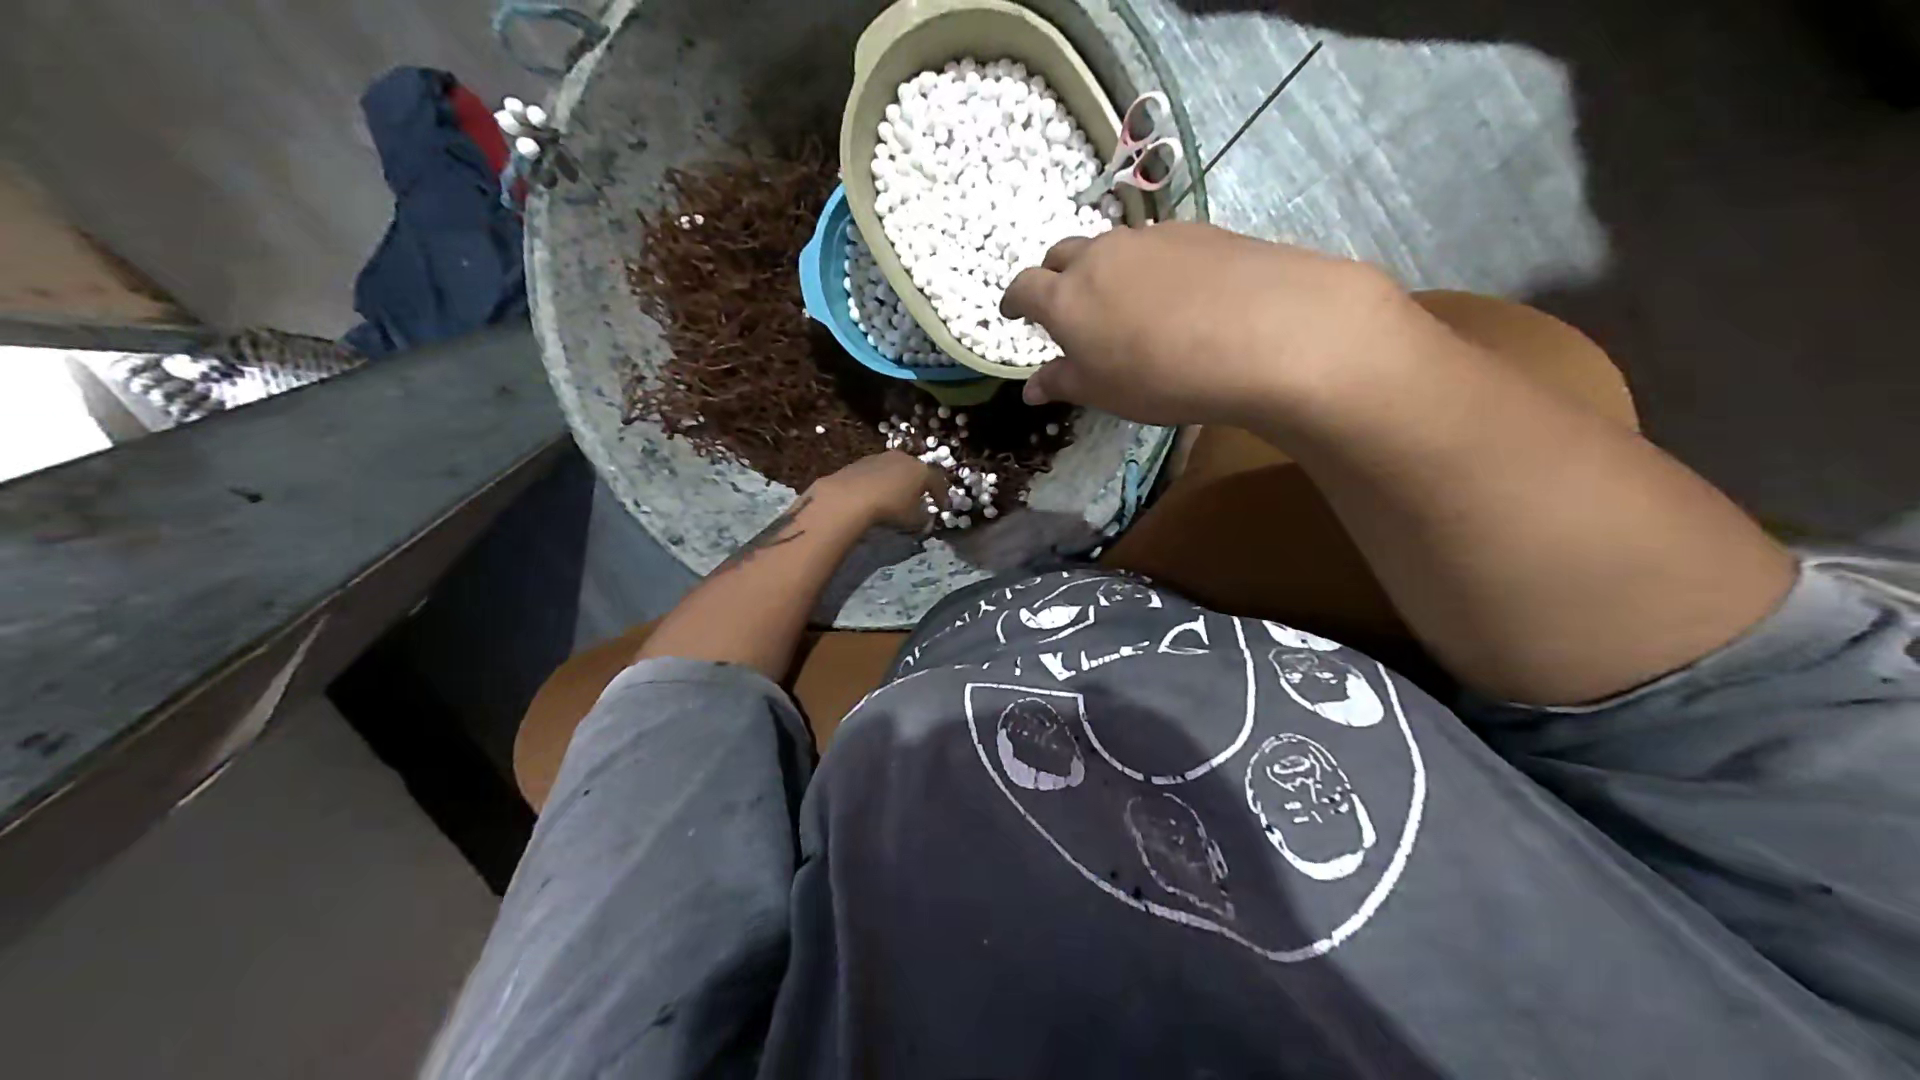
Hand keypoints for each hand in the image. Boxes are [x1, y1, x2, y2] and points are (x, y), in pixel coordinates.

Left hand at [808, 450, 943, 531]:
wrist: (850, 496)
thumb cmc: (891, 508)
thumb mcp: (913, 520)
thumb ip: (924, 519)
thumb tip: (927, 518)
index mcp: (921, 470)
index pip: (937, 481)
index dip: (942, 495)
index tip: (942, 507)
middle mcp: (904, 458)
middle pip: (916, 471)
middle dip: (919, 485)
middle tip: (920, 498)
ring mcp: (881, 457)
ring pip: (895, 470)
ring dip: (898, 482)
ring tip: (896, 497)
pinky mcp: (861, 462)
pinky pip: (877, 473)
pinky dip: (881, 483)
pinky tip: (876, 495)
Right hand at [999, 223, 1433, 426]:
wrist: (1264, 333)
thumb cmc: (1163, 376)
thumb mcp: (1105, 393)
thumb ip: (1064, 383)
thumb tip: (1030, 387)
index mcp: (1065, 299)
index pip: (1024, 288)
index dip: (1014, 301)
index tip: (1014, 313)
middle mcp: (1099, 257)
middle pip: (1062, 255)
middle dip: (1055, 277)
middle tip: (1068, 307)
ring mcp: (1148, 238)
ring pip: (1110, 248)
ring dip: (1104, 270)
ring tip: (1126, 303)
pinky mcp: (1195, 230)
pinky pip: (1155, 245)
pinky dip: (1149, 266)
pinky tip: (1176, 295)